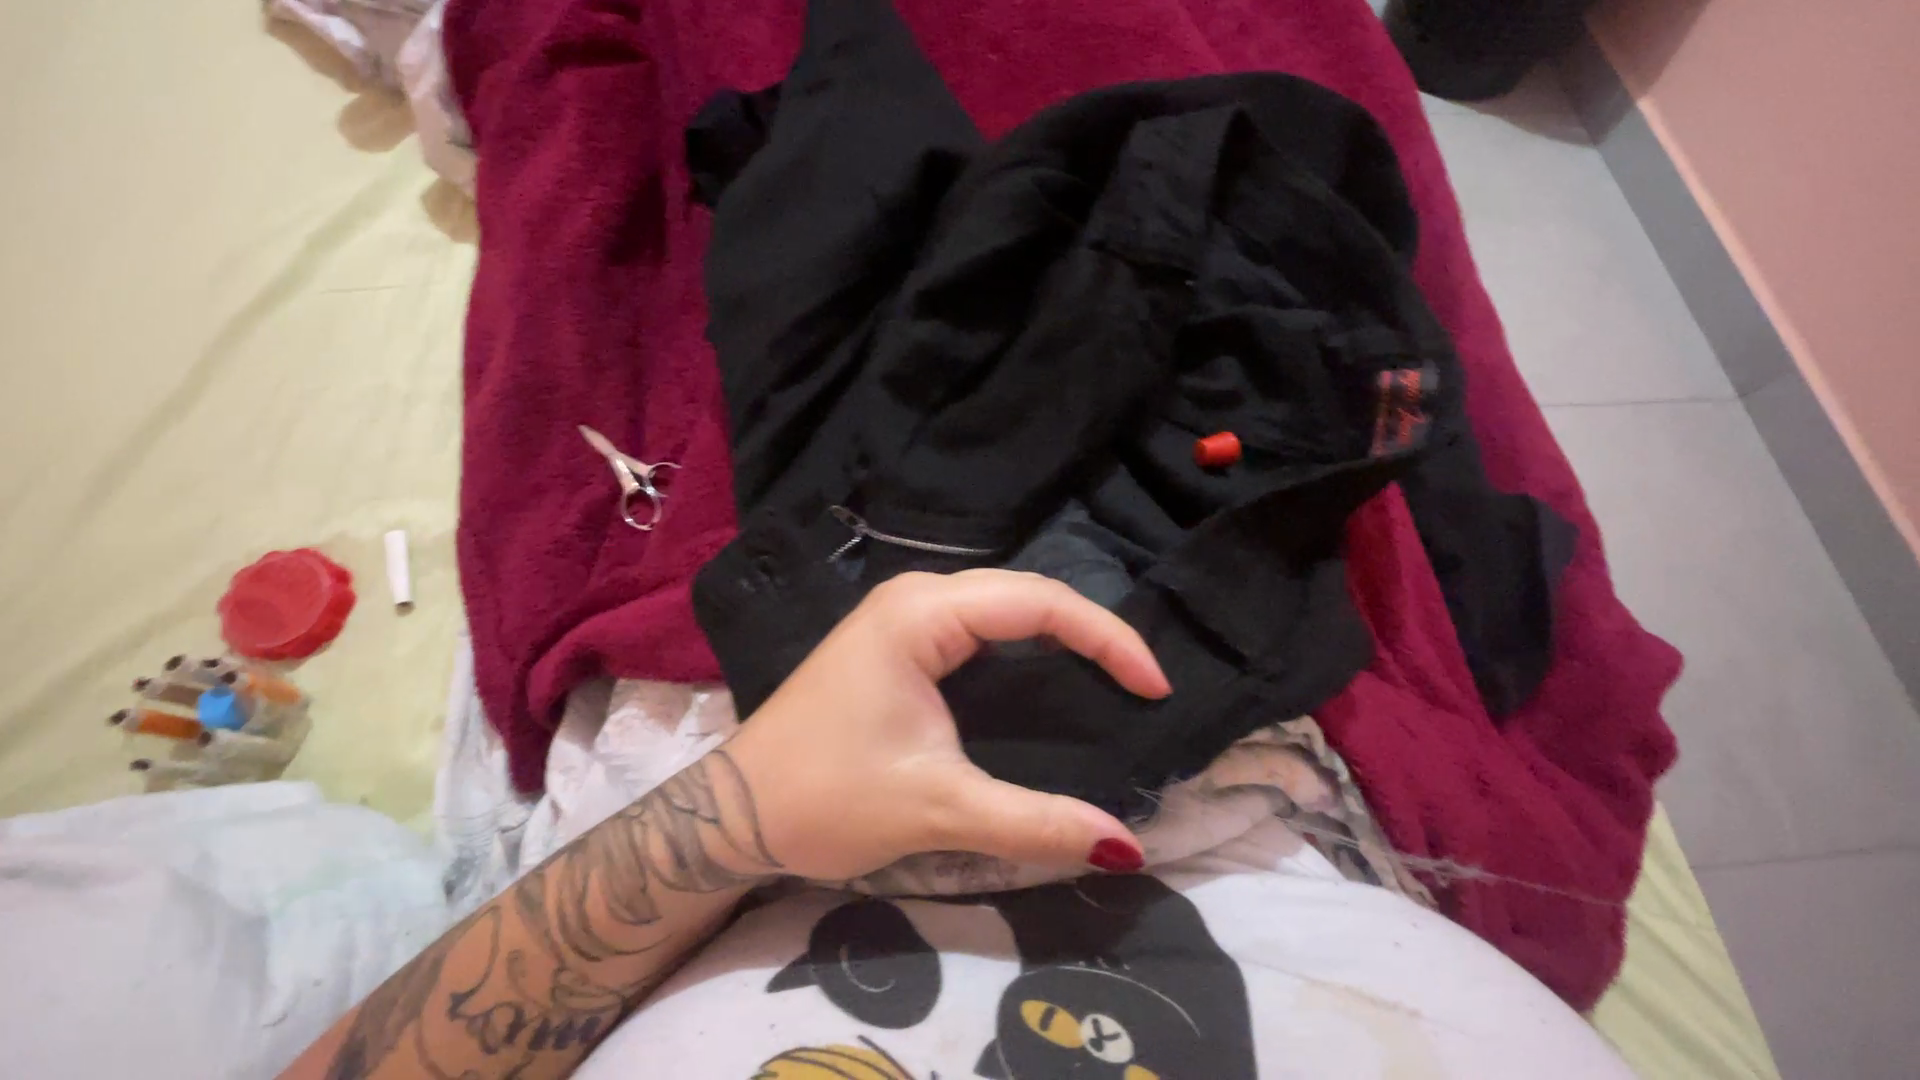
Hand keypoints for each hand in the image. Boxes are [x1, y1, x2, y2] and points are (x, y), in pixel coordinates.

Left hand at [724, 569, 1169, 882]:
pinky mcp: (895, 638)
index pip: (1040, 603)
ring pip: (1003, 604)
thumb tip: (1125, 846)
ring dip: (1060, 633)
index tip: (1155, 687)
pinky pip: (979, 623)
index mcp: (921, 614)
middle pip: (1026, 593)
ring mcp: (900, 613)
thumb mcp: (936, 809)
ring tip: (1112, 675)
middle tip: (1142, 683)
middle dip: (1091, 631)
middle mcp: (914, 596)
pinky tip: (1050, 672)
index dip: (1108, 638)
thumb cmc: (826, 798)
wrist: (736, 811)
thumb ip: (1034, 823)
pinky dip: (1024, 643)